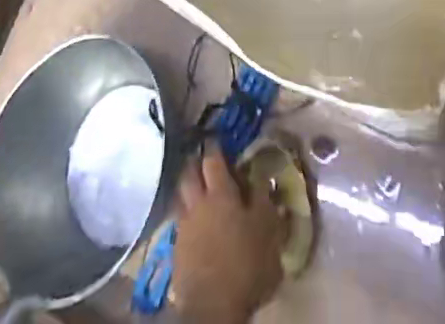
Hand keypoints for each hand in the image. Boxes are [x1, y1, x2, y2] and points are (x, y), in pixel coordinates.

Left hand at [172, 148, 285, 323]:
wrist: (213, 306)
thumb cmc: (247, 264)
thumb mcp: (267, 230)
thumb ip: (264, 200)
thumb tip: (262, 175)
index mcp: (221, 194)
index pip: (213, 160)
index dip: (215, 147)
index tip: (217, 138)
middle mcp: (197, 202)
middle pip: (189, 173)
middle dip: (195, 161)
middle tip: (203, 158)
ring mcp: (184, 224)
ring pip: (180, 194)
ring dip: (187, 186)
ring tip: (196, 186)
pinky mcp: (177, 246)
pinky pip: (179, 218)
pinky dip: (186, 212)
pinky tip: (194, 218)